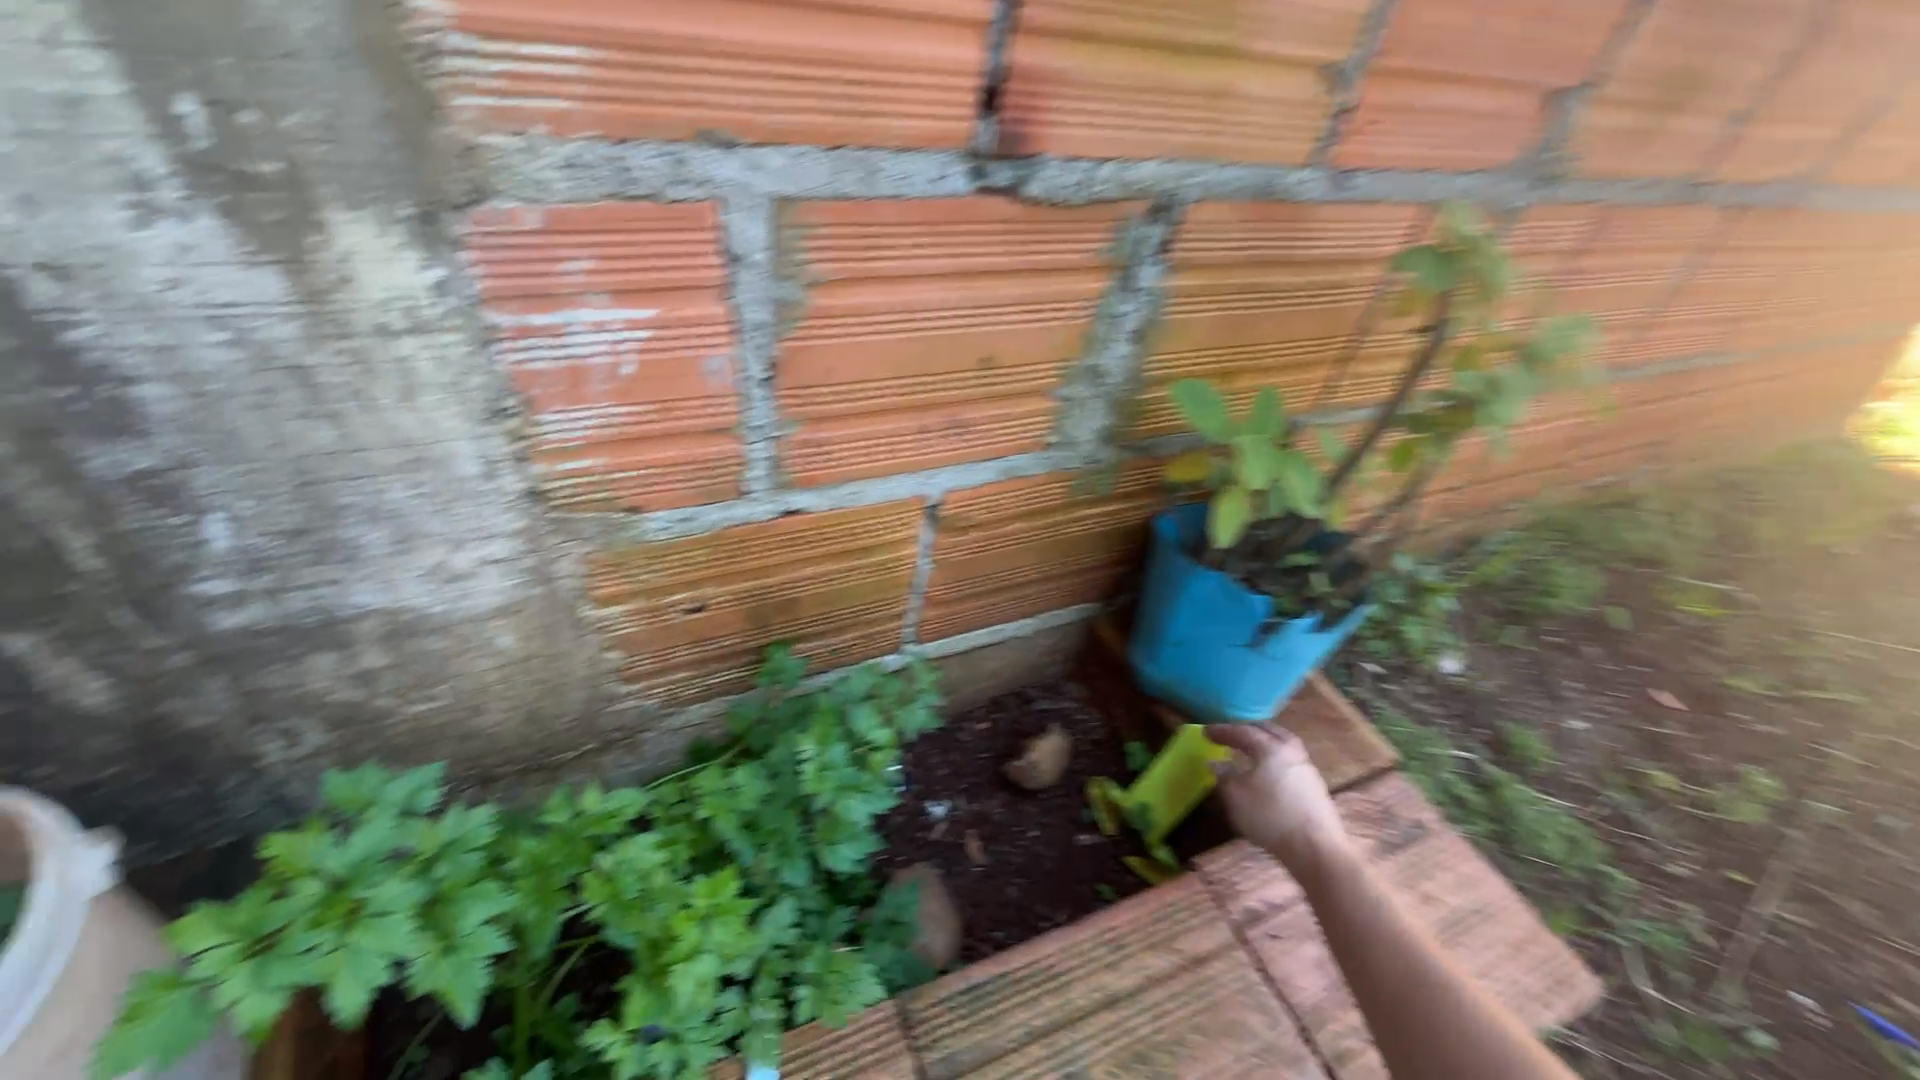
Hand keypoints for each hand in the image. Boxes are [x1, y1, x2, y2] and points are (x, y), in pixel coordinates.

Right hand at [1206, 724, 1351, 875]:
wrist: (1316, 848)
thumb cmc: (1271, 816)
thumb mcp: (1236, 796)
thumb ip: (1223, 775)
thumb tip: (1216, 763)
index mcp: (1271, 748)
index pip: (1243, 731)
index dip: (1222, 730)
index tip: (1205, 731)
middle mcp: (1291, 751)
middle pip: (1268, 730)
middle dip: (1246, 729)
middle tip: (1229, 733)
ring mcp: (1306, 768)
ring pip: (1282, 744)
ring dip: (1263, 741)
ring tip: (1248, 748)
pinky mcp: (1313, 786)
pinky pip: (1288, 760)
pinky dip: (1272, 757)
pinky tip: (1266, 770)